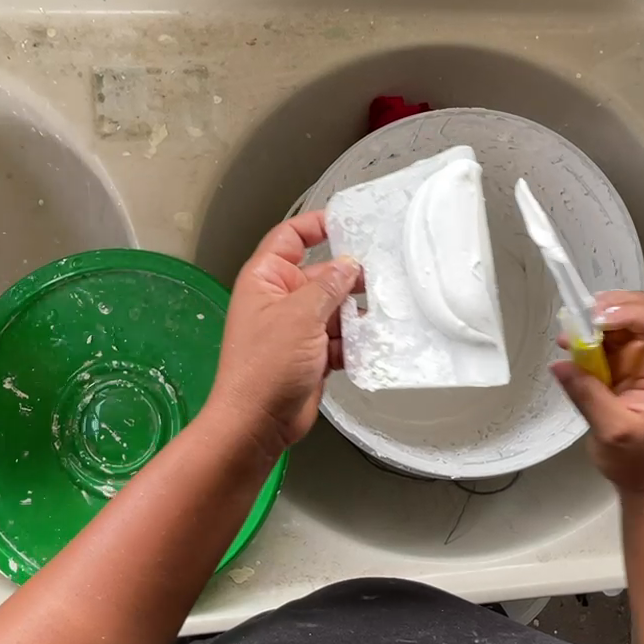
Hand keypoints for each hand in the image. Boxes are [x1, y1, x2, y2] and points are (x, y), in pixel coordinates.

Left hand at [207, 212, 362, 459]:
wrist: (258, 422)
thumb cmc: (266, 366)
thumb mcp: (300, 315)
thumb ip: (328, 286)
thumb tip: (349, 265)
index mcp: (266, 279)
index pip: (290, 238)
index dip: (316, 225)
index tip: (348, 221)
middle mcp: (280, 299)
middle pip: (321, 275)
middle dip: (349, 278)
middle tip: (382, 275)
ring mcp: (296, 329)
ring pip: (334, 309)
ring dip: (356, 314)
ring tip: (385, 312)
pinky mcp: (311, 355)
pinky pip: (338, 339)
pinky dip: (354, 342)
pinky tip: (373, 343)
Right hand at [551, 291, 643, 494]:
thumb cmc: (639, 460)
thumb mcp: (613, 431)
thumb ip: (588, 396)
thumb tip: (559, 365)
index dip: (630, 314)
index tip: (595, 322)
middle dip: (613, 308)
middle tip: (580, 318)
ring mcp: (639, 361)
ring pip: (623, 321)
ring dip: (596, 320)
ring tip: (569, 333)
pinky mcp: (621, 368)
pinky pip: (606, 341)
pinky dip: (587, 336)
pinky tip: (569, 344)